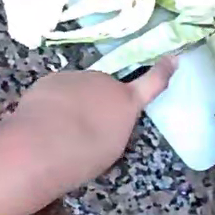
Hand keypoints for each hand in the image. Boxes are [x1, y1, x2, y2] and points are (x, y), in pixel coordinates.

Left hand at [5, 58, 177, 184]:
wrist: (44, 143)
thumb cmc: (84, 156)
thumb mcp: (111, 147)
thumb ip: (113, 127)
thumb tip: (103, 120)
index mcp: (125, 103)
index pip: (150, 84)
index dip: (162, 71)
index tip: (172, 58)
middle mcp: (104, 82)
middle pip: (103, 89)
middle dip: (96, 103)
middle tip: (83, 129)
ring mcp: (76, 77)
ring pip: (77, 89)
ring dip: (72, 103)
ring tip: (59, 130)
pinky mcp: (51, 79)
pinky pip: (55, 91)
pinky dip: (51, 103)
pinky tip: (42, 121)